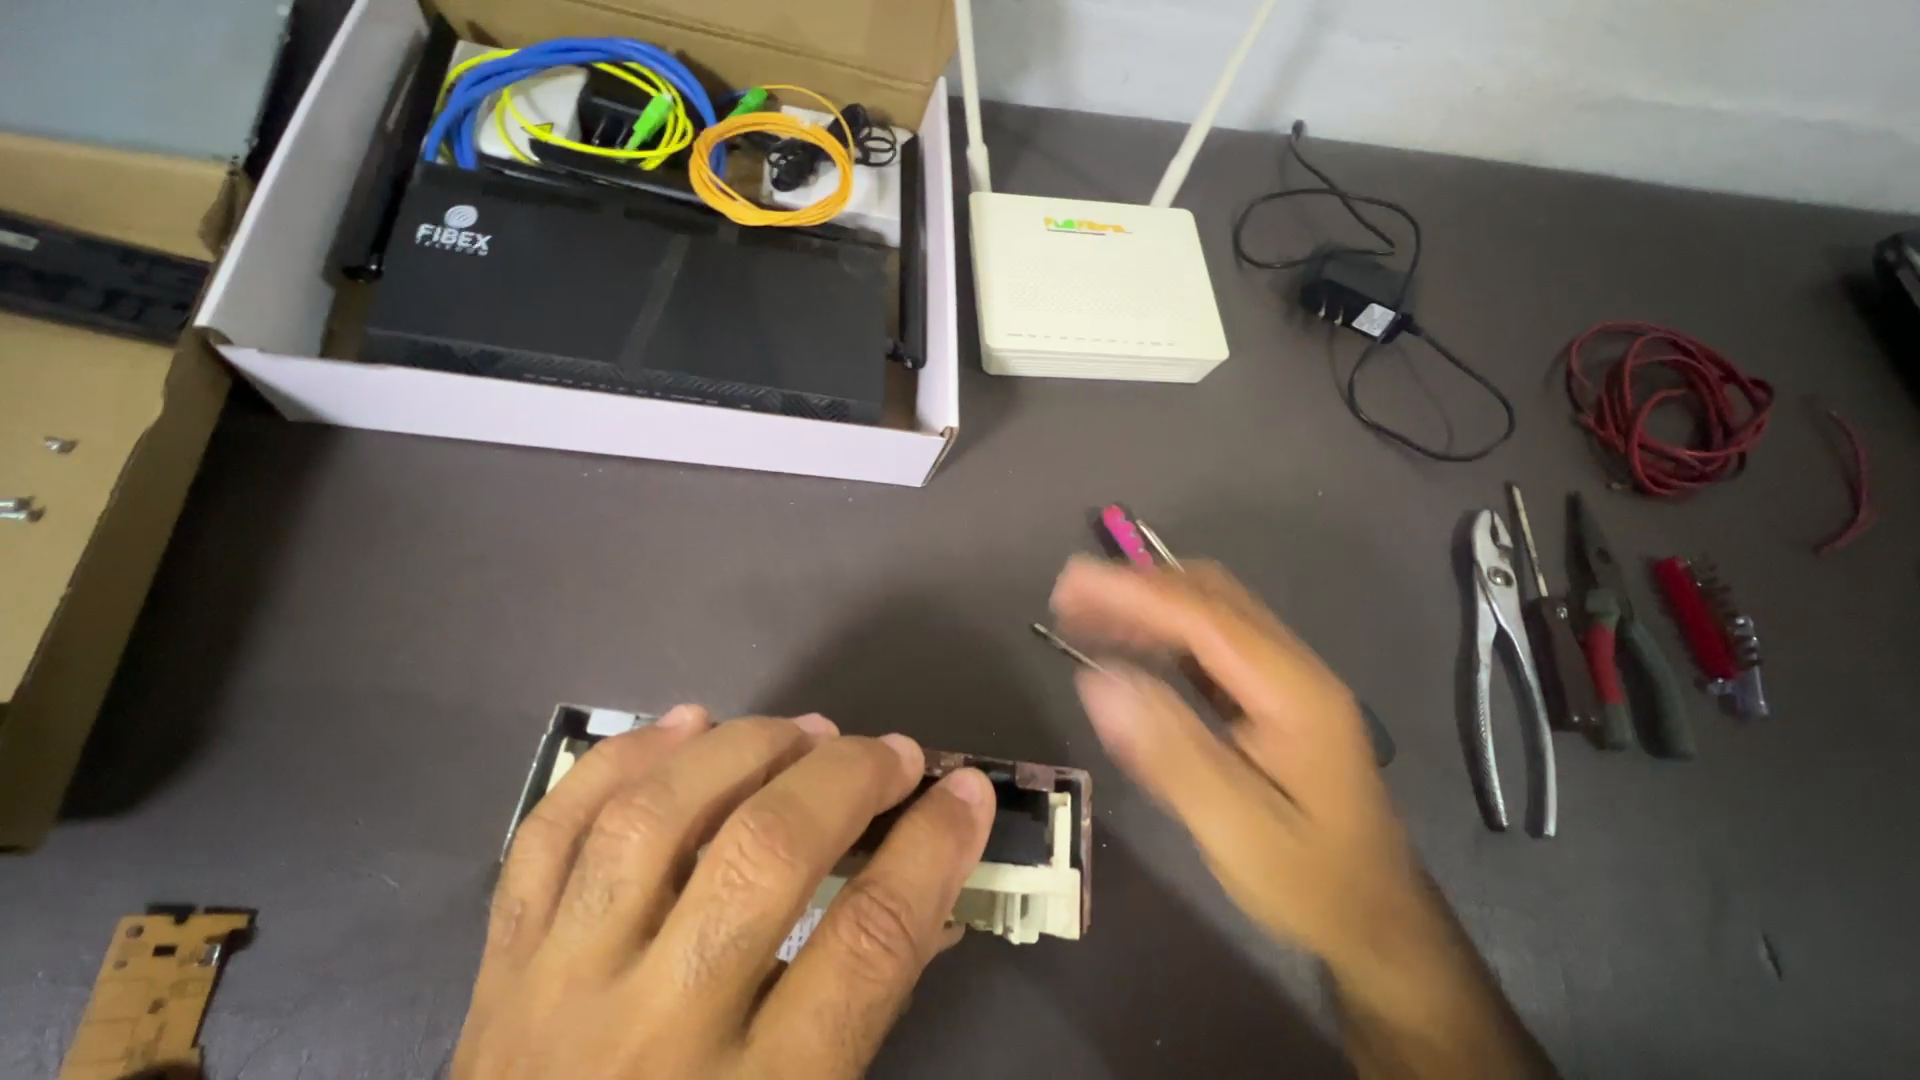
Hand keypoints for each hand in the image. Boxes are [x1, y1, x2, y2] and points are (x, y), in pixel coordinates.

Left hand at [453, 708, 993, 1079]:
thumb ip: (868, 1010)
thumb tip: (929, 891)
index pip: (865, 945)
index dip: (930, 850)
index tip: (963, 791)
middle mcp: (653, 1036)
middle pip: (763, 858)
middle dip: (845, 780)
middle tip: (891, 752)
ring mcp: (559, 991)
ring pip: (653, 823)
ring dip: (742, 751)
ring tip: (803, 729)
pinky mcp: (498, 966)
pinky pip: (551, 834)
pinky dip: (620, 763)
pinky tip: (682, 724)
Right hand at [1052, 556, 1557, 1079]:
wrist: (1378, 922)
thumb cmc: (1308, 883)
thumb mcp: (1235, 829)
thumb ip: (1169, 752)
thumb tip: (1096, 681)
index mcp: (1294, 694)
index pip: (1204, 618)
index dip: (1133, 593)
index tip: (1070, 584)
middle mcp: (1296, 671)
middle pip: (1213, 598)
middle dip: (1137, 588)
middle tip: (1069, 600)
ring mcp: (1290, 684)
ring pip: (1214, 615)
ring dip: (1149, 606)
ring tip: (1084, 618)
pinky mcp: (1276, 702)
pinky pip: (1215, 647)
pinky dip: (1165, 636)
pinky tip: (1129, 653)